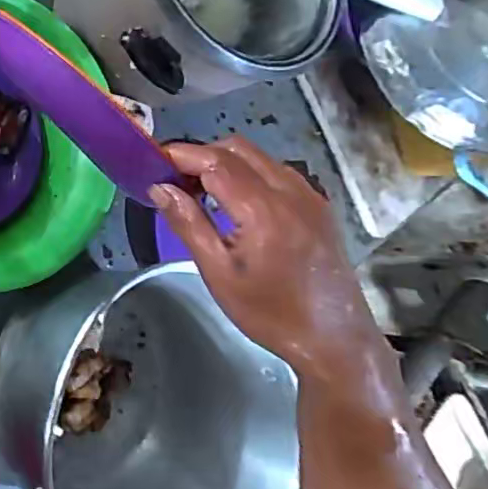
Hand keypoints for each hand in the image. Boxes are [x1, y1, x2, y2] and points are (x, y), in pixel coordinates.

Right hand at [151, 137, 390, 385]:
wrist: (334, 340)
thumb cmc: (269, 312)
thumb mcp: (218, 273)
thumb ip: (188, 223)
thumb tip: (159, 188)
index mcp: (263, 209)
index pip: (214, 161)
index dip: (180, 155)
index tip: (153, 162)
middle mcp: (290, 191)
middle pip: (236, 148)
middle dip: (200, 155)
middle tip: (173, 180)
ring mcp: (309, 196)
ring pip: (258, 157)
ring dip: (224, 162)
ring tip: (199, 191)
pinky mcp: (317, 205)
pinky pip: (276, 171)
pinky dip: (248, 173)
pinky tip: (234, 202)